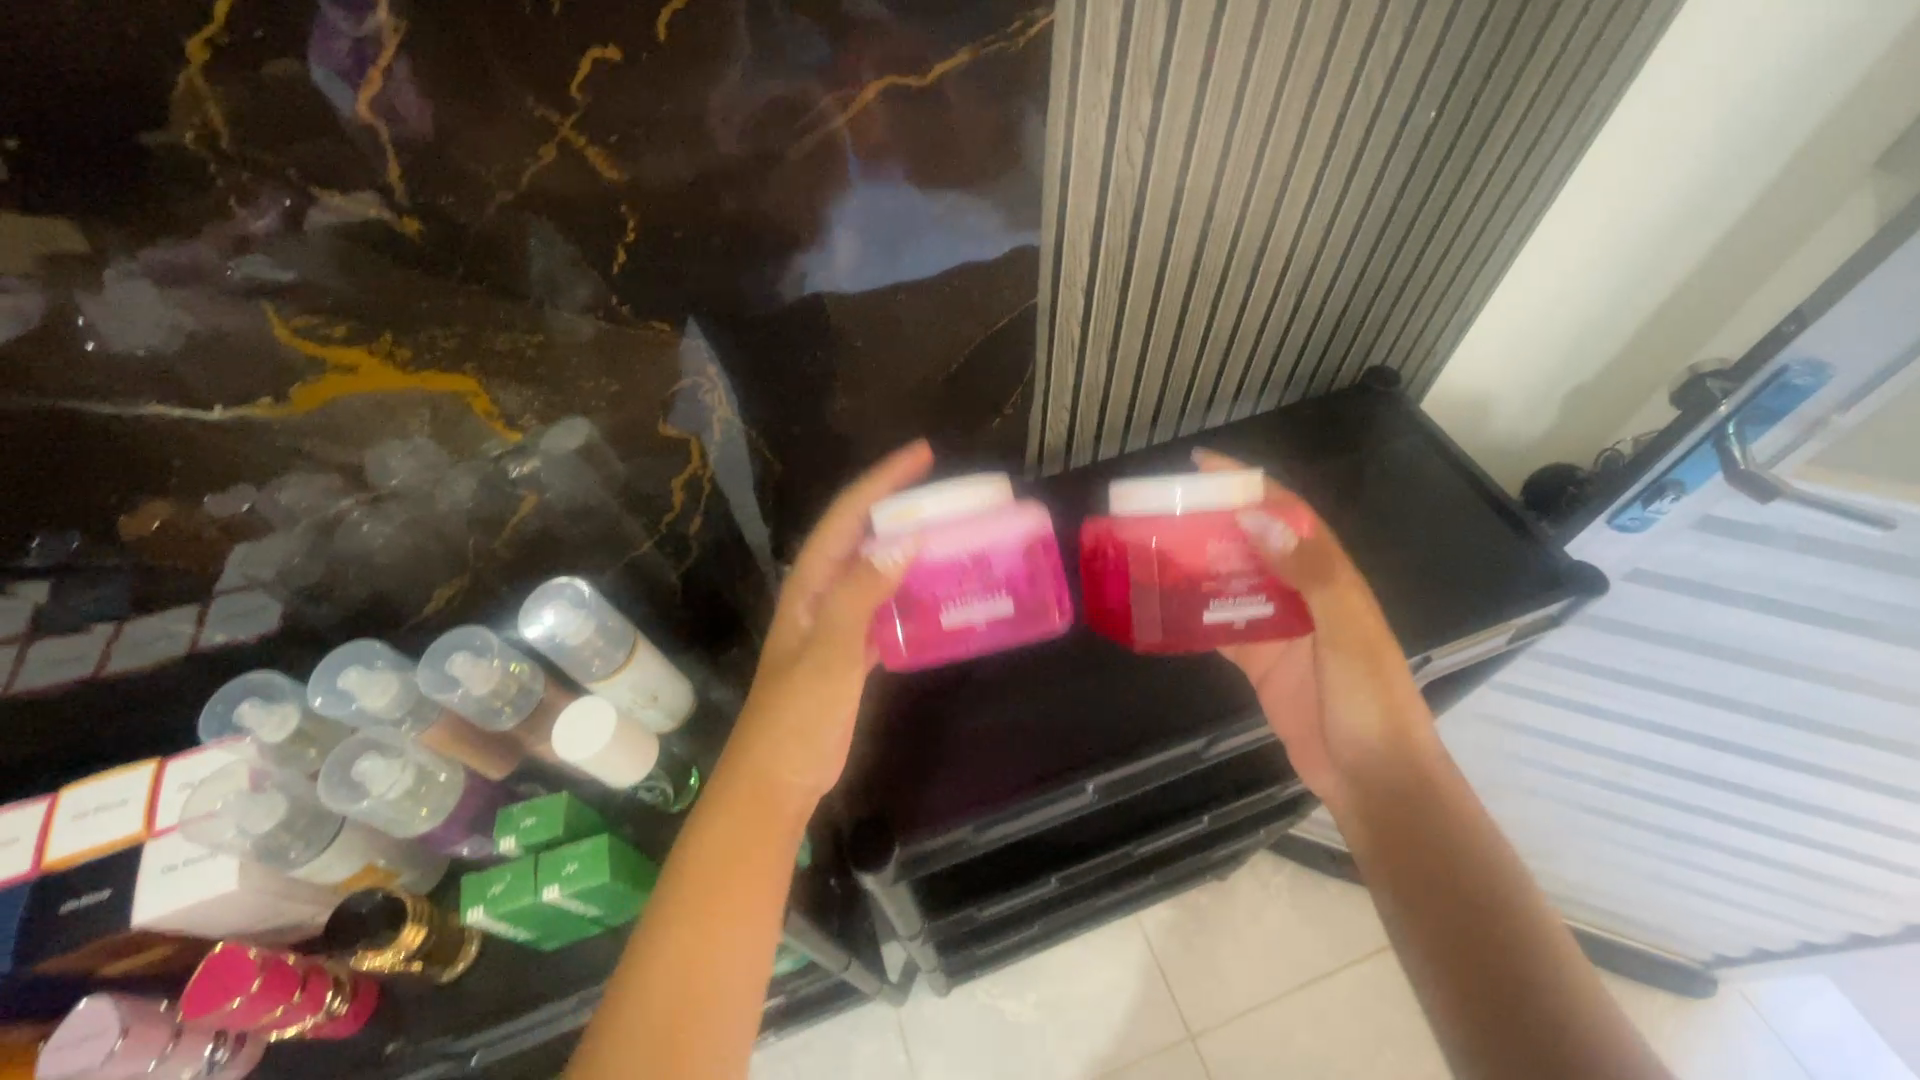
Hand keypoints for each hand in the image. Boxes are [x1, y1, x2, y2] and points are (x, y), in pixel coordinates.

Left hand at [727, 439, 933, 801]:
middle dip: (898, 507)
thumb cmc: (797, 716)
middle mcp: (820, 596)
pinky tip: (935, 598)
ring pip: (875, 573)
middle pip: (861, 537)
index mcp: (809, 586)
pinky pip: (884, 611)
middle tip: (947, 493)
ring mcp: (834, 627)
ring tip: (951, 535)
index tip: (924, 454)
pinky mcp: (849, 656)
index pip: (847, 517)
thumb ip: (862, 594)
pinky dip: (908, 597)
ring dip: (907, 550)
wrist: (776, 781)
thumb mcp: (830, 651)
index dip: (883, 481)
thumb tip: (903, 540)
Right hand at [1193, 449, 1434, 812]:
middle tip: (1162, 509)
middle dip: (1214, 521)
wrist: (1376, 780)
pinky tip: (1163, 607)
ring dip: (1199, 565)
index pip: (1289, 515)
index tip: (1202, 467)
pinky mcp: (1261, 664)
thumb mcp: (1348, 632)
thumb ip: (1311, 574)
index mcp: (1333, 578)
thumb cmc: (1371, 702)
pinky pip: (1221, 630)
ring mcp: (1282, 631)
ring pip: (1234, 583)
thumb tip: (1258, 518)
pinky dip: (1194, 617)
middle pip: (1255, 544)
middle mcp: (1305, 596)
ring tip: (1152, 548)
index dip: (1250, 485)